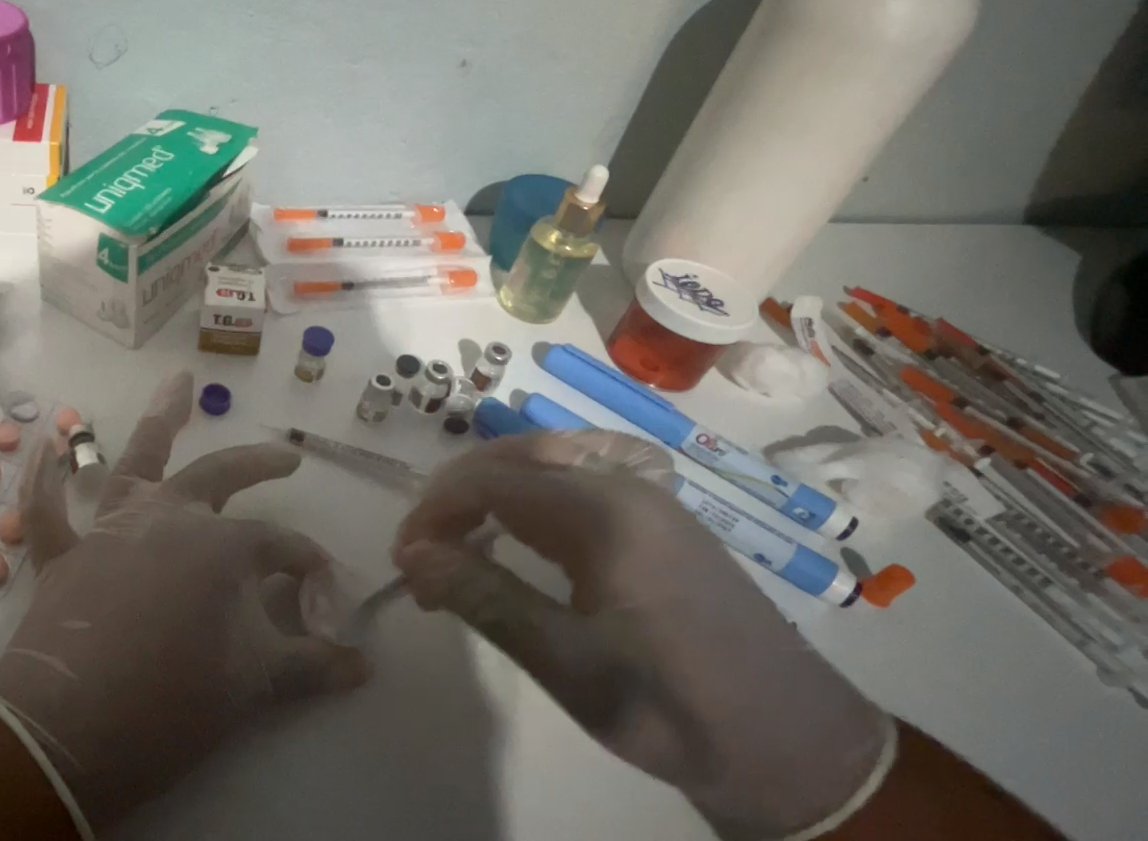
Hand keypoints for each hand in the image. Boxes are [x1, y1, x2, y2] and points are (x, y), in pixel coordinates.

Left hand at [0, 372, 368, 833]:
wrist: (69, 737)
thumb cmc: (171, 704)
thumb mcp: (254, 685)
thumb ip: (311, 665)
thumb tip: (363, 662)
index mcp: (221, 545)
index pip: (280, 546)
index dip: (308, 569)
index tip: (326, 598)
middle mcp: (168, 519)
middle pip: (221, 476)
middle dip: (259, 462)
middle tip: (286, 457)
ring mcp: (111, 530)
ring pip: (138, 460)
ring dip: (159, 420)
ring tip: (178, 383)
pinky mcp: (65, 554)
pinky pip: (49, 507)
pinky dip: (45, 476)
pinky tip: (45, 442)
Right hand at [394, 431, 891, 839]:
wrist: (798, 746)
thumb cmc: (675, 709)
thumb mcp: (570, 666)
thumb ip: (486, 600)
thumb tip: (412, 555)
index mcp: (603, 513)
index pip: (490, 481)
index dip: (434, 512)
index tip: (404, 561)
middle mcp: (626, 484)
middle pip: (516, 454)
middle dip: (457, 493)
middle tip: (426, 551)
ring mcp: (649, 494)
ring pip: (547, 456)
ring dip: (492, 486)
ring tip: (461, 536)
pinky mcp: (661, 515)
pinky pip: (578, 472)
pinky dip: (530, 488)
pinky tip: (521, 526)